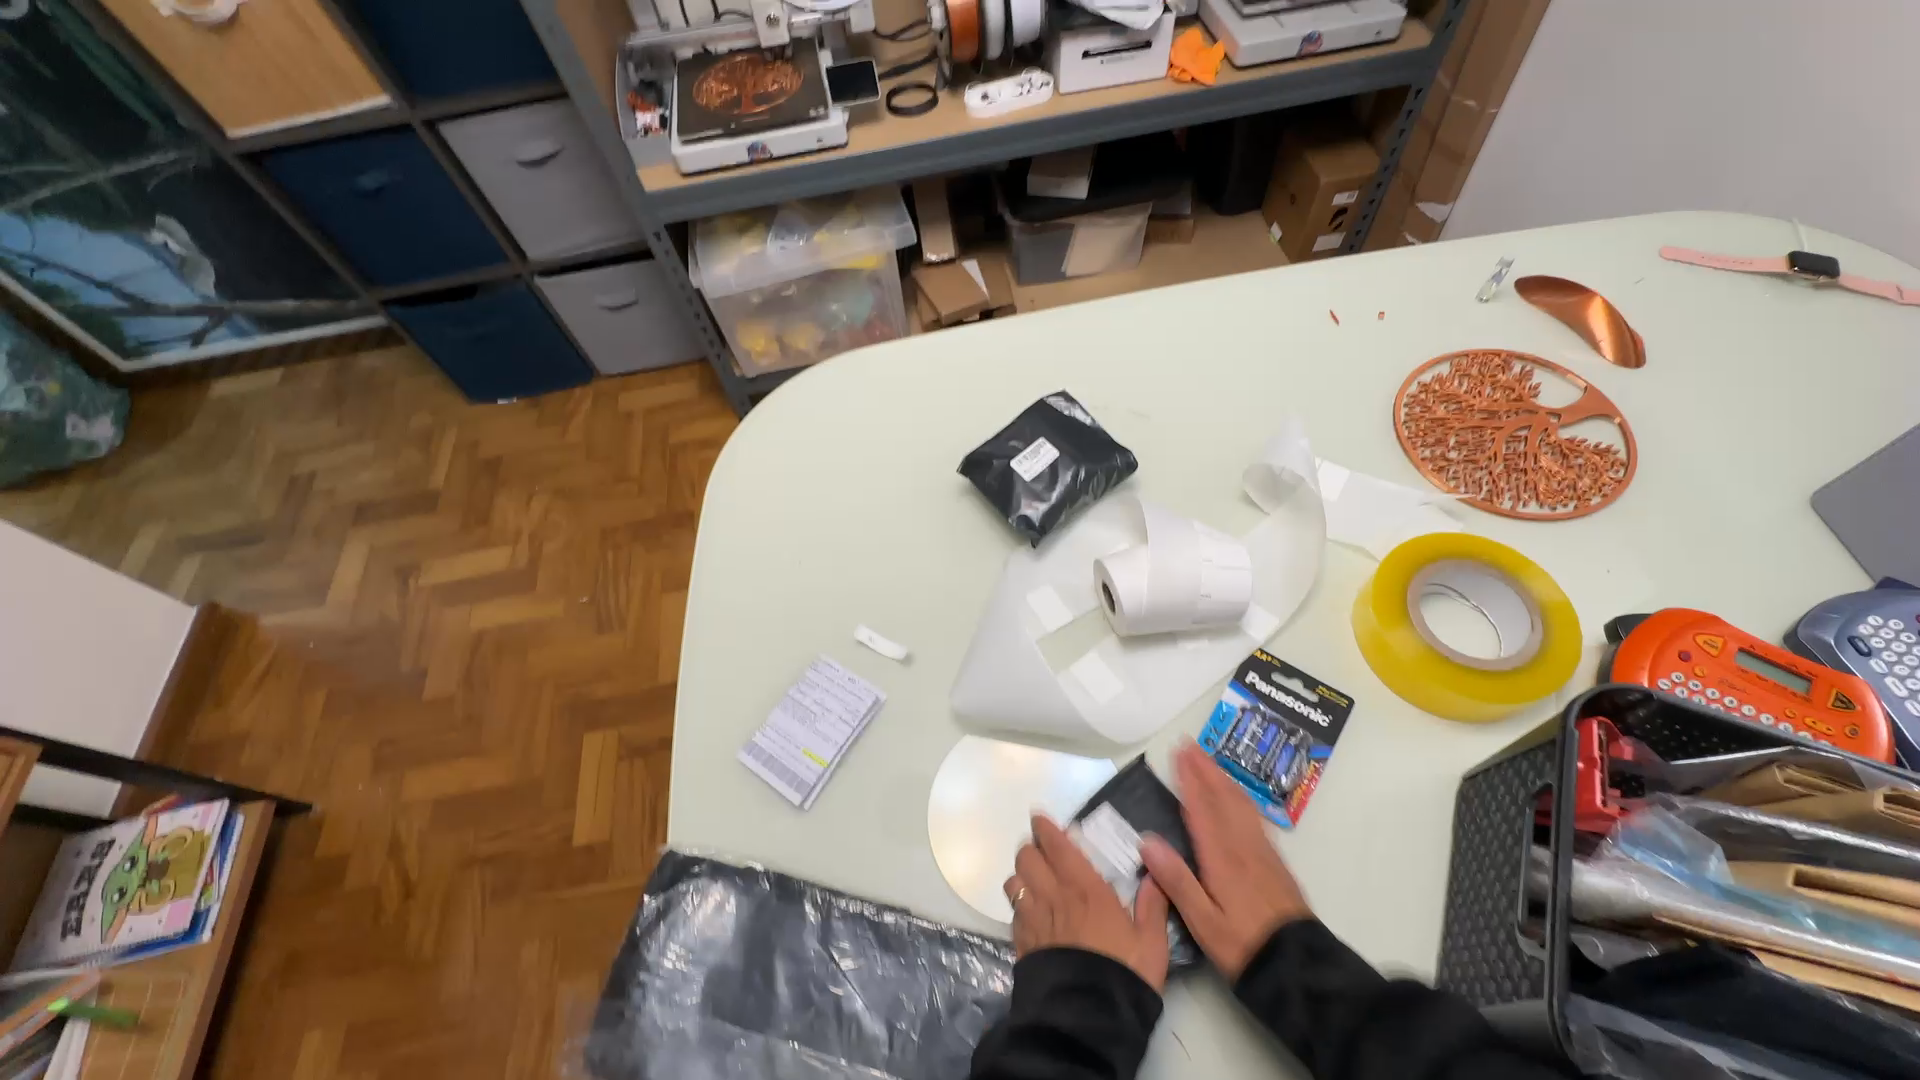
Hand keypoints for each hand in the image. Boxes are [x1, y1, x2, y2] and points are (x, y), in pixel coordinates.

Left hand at [1004, 814, 1170, 991]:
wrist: (1089, 1015)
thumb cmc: (1124, 972)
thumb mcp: (1151, 942)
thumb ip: (1153, 906)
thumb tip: (1155, 876)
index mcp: (1085, 888)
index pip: (1057, 845)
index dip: (1045, 828)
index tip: (1040, 818)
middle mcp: (1053, 895)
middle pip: (1026, 856)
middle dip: (1032, 848)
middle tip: (1042, 851)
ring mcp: (1033, 918)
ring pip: (1014, 880)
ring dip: (1022, 875)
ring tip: (1033, 879)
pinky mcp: (1022, 942)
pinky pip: (1013, 911)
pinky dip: (1019, 904)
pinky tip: (1031, 912)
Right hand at [1140, 741, 1312, 980]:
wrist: (1297, 965)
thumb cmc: (1243, 945)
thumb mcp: (1202, 921)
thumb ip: (1176, 880)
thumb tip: (1147, 840)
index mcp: (1222, 857)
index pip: (1202, 808)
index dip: (1190, 778)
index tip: (1179, 752)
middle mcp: (1243, 846)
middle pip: (1223, 798)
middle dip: (1206, 769)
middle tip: (1191, 744)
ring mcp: (1263, 852)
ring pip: (1241, 805)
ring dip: (1224, 779)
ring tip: (1211, 761)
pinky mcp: (1275, 862)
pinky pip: (1254, 817)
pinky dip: (1240, 798)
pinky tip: (1238, 799)